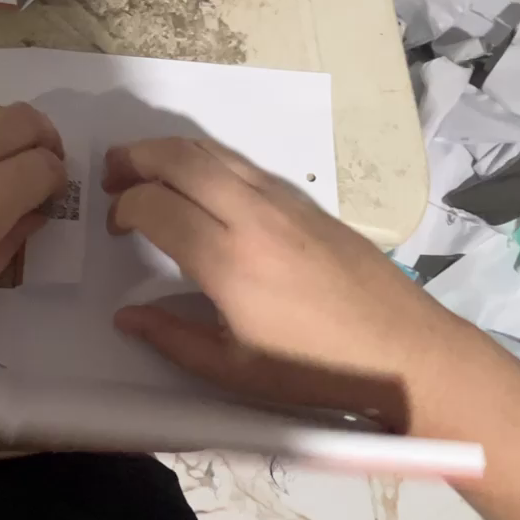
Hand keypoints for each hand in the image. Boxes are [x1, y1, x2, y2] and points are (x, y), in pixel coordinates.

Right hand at [104, 138, 480, 429]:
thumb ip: (170, 338)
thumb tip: (125, 316)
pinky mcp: (305, 199)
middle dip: (133, 158)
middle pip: (178, 157)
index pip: (153, 204)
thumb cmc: (316, 369)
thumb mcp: (233, 370)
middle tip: (110, 177)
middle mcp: (251, 214)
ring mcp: (282, 200)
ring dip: (167, 152)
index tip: (115, 228)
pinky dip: (204, 160)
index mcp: (227, 259)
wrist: (410, 354)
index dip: (123, 209)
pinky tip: (198, 186)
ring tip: (143, 170)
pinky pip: (240, 162)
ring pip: (211, 150)